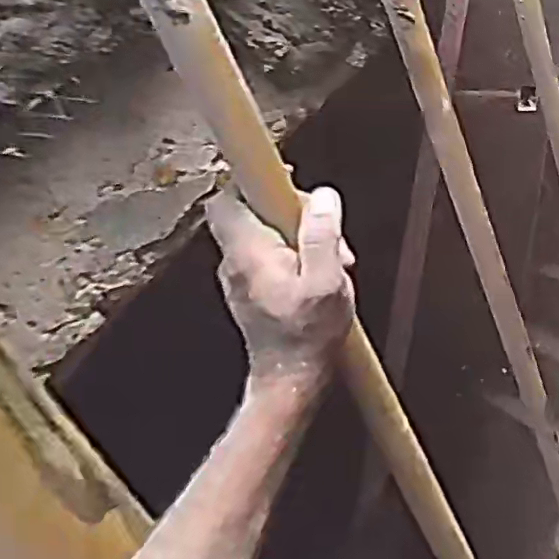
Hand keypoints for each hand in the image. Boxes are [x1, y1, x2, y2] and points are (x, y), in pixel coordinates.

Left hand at [206, 185, 355, 378]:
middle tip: (329, 234)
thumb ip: (322, 235)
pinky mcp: (251, 286)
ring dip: (301, 235)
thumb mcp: (328, 282)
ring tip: (332, 261)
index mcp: (249, 255)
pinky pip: (269, 251)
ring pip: (266, 231)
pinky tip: (321, 273)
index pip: (225, 200)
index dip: (252, 181)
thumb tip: (322, 197)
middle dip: (295, 213)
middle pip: (254, 211)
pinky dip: (295, 252)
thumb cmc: (308, 335)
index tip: (285, 178)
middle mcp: (235, 262)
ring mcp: (240, 275)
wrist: (290, 380)